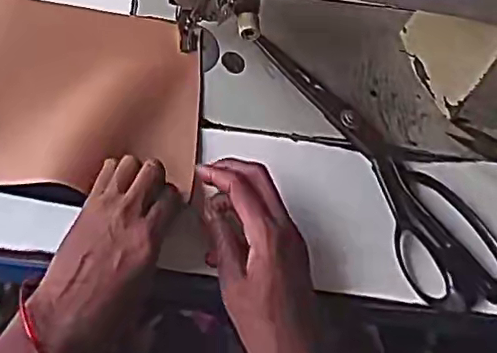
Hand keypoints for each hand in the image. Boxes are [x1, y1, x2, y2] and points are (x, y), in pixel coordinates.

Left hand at [26, 156, 181, 352]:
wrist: (63, 317)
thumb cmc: (99, 315)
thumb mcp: (143, 292)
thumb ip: (155, 258)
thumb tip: (158, 248)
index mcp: (147, 240)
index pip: (172, 198)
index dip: (174, 199)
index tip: (171, 203)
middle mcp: (128, 216)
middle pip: (152, 169)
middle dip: (157, 177)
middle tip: (155, 188)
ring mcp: (106, 206)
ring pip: (129, 163)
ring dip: (134, 171)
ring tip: (134, 183)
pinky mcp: (87, 204)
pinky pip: (105, 170)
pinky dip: (112, 172)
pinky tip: (113, 185)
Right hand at [195, 159, 320, 352]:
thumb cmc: (269, 330)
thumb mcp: (232, 283)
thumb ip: (220, 239)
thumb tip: (210, 210)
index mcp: (269, 235)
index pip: (241, 185)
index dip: (218, 173)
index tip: (202, 172)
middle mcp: (286, 229)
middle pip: (259, 176)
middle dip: (232, 167)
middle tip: (211, 172)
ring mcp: (293, 236)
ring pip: (266, 191)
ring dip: (241, 188)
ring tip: (216, 204)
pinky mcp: (294, 246)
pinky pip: (271, 212)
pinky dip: (251, 208)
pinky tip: (231, 227)